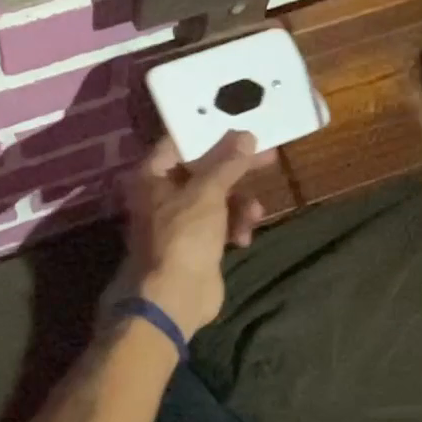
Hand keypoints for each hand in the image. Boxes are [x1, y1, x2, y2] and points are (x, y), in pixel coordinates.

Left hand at [125, 131, 270, 337]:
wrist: (174, 296)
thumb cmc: (183, 235)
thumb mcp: (208, 192)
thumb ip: (227, 163)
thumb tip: (246, 135)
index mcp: (152, 175)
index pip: (179, 142)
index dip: (208, 132)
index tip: (239, 124)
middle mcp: (161, 194)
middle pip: (203, 170)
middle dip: (235, 169)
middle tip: (269, 158)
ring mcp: (179, 220)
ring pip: (217, 199)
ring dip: (239, 204)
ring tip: (253, 215)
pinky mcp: (196, 243)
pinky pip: (220, 224)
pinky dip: (234, 227)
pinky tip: (243, 239)